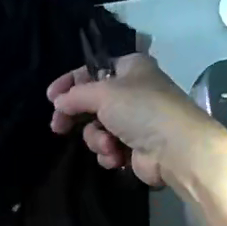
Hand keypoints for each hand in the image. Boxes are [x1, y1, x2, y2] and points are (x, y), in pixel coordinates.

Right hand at [47, 54, 218, 188]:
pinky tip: (118, 157)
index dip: (69, 83)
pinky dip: (110, 153)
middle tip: (59, 127)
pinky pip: (109, 148)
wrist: (176, 149)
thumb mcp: (103, 93)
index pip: (92, 71)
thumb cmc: (141, 109)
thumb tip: (59, 102)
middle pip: (92, 103)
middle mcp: (133, 92)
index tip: (50, 98)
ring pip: (97, 129)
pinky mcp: (136, 148)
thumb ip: (75, 95)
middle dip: (77, 117)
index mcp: (130, 68)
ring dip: (97, 139)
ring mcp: (136, 121)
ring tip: (109, 144)